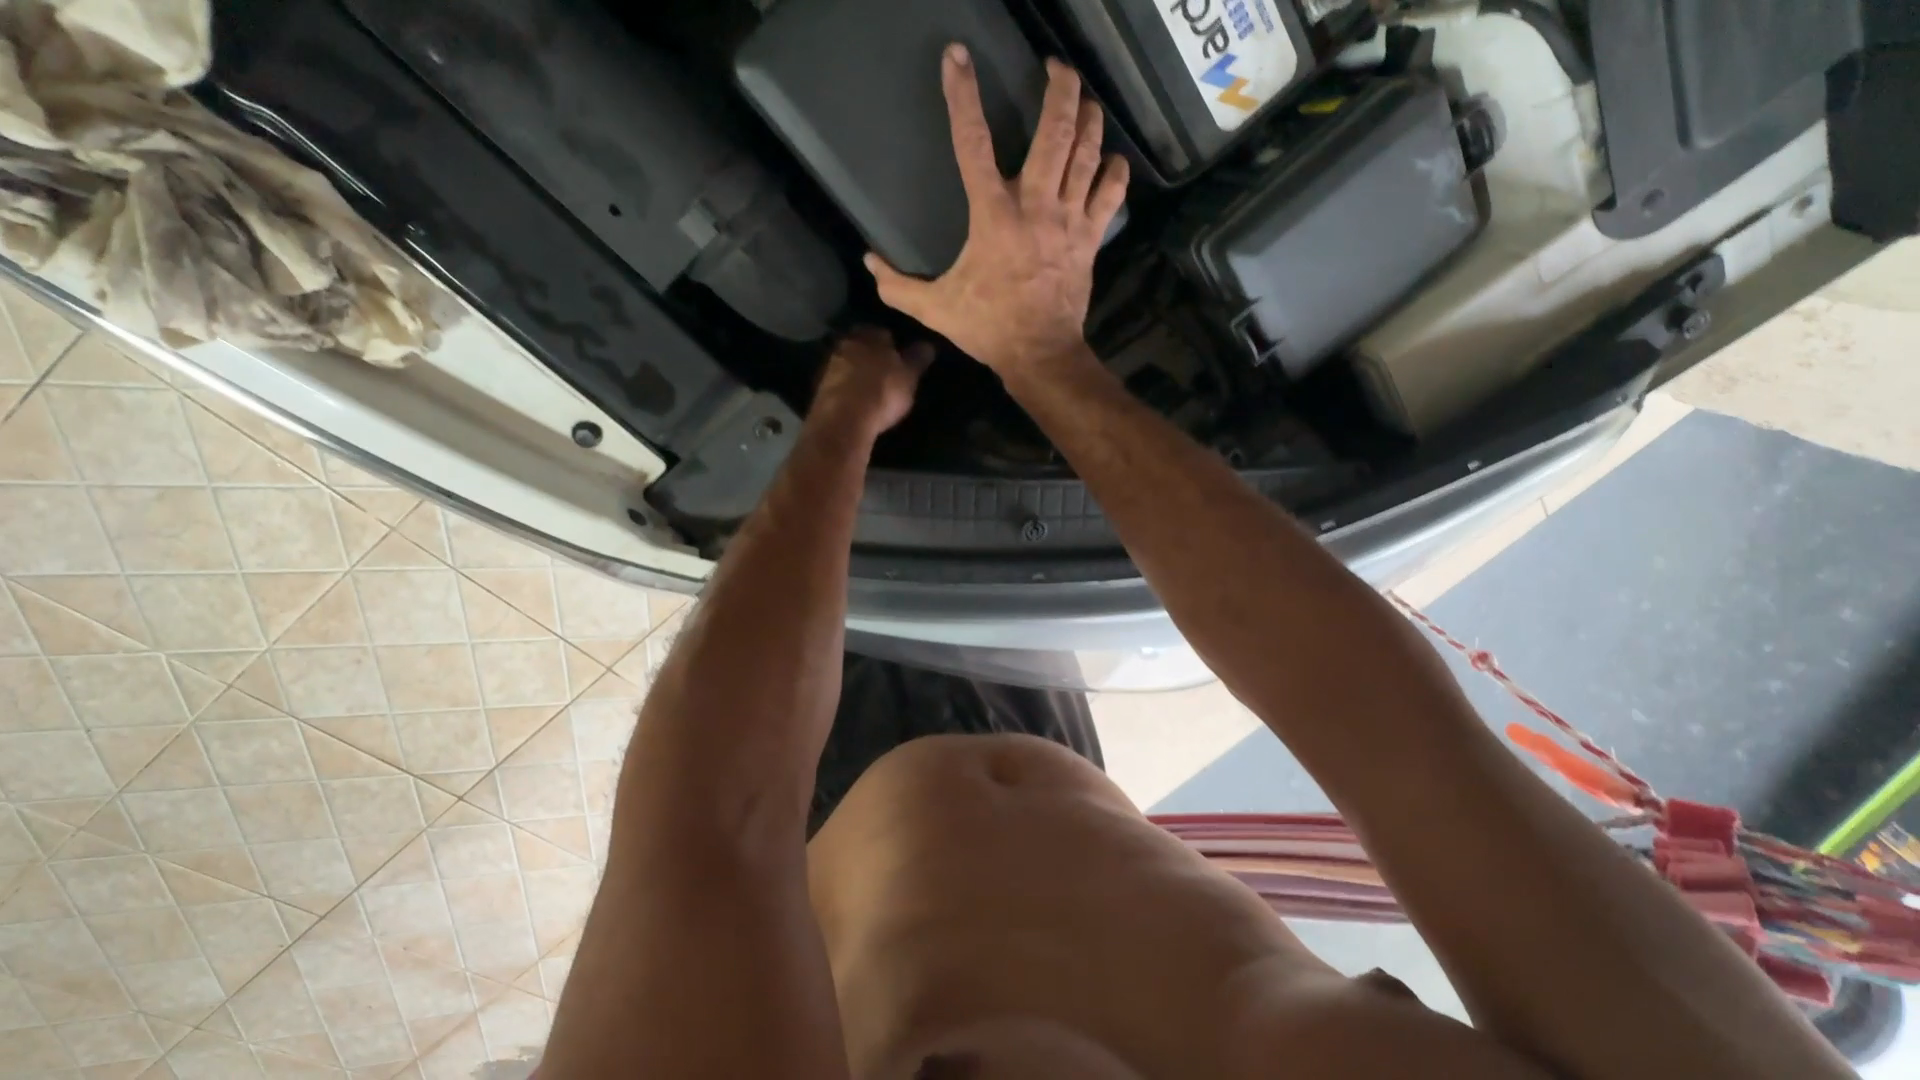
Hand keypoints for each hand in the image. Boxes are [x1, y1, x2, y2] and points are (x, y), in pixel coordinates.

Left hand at [813, 326, 931, 437]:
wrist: (843, 419)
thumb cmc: (882, 392)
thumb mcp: (909, 377)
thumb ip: (917, 359)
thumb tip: (928, 344)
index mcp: (870, 335)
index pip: (883, 332)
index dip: (893, 344)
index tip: (900, 357)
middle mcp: (846, 343)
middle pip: (862, 345)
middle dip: (871, 355)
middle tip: (885, 371)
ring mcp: (829, 365)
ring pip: (848, 362)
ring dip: (856, 371)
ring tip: (870, 388)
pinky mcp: (820, 388)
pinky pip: (838, 382)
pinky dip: (846, 387)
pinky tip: (855, 400)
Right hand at [866, 47, 1128, 380]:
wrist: (1040, 354)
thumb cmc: (988, 327)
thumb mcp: (934, 309)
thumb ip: (898, 284)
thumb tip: (869, 262)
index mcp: (993, 215)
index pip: (972, 144)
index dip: (963, 98)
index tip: (959, 60)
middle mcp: (1035, 206)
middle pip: (1055, 134)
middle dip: (1059, 92)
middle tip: (1056, 69)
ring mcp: (1068, 220)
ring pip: (1087, 155)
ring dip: (1090, 122)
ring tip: (1085, 100)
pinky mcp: (1090, 238)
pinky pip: (1110, 195)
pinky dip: (1114, 173)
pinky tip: (1112, 159)